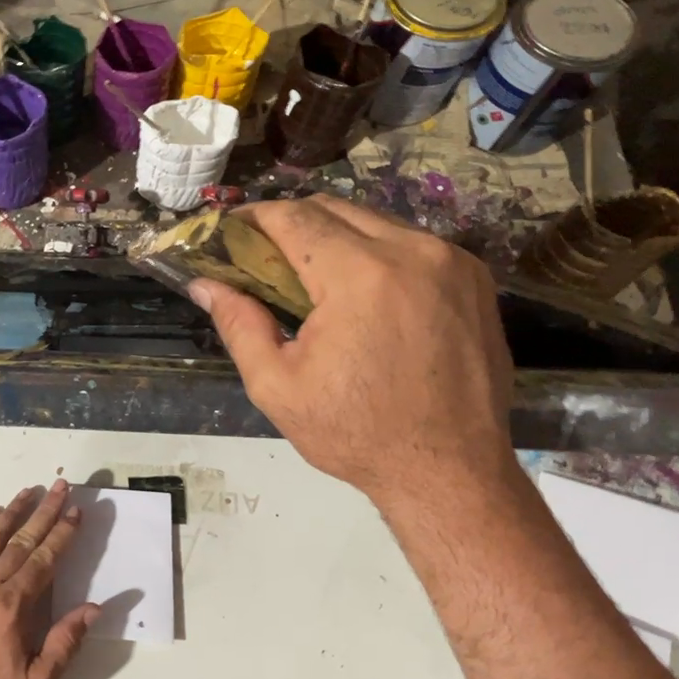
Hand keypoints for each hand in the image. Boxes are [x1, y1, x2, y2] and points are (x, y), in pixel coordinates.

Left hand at [0, 480, 99, 678]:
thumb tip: (95, 608)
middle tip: (60, 486)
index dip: (62, 534)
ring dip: (14, 512)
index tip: (76, 511)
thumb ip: (67, 643)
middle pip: (21, 541)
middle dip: (44, 512)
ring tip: (30, 490)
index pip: (43, 560)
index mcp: (13, 607)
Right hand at [189, 197, 515, 508]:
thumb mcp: (277, 386)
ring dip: (334, 236)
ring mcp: (452, 260)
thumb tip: (204, 285)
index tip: (228, 230)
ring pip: (375, 221)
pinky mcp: (474, 278)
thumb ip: (238, 325)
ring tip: (308, 274)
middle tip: (261, 254)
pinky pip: (411, 243)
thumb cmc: (355, 433)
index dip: (254, 217)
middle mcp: (412, 252)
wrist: (450, 470)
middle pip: (335, 208)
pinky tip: (359, 291)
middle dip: (291, 222)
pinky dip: (375, 252)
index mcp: (360, 276)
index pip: (295, 218)